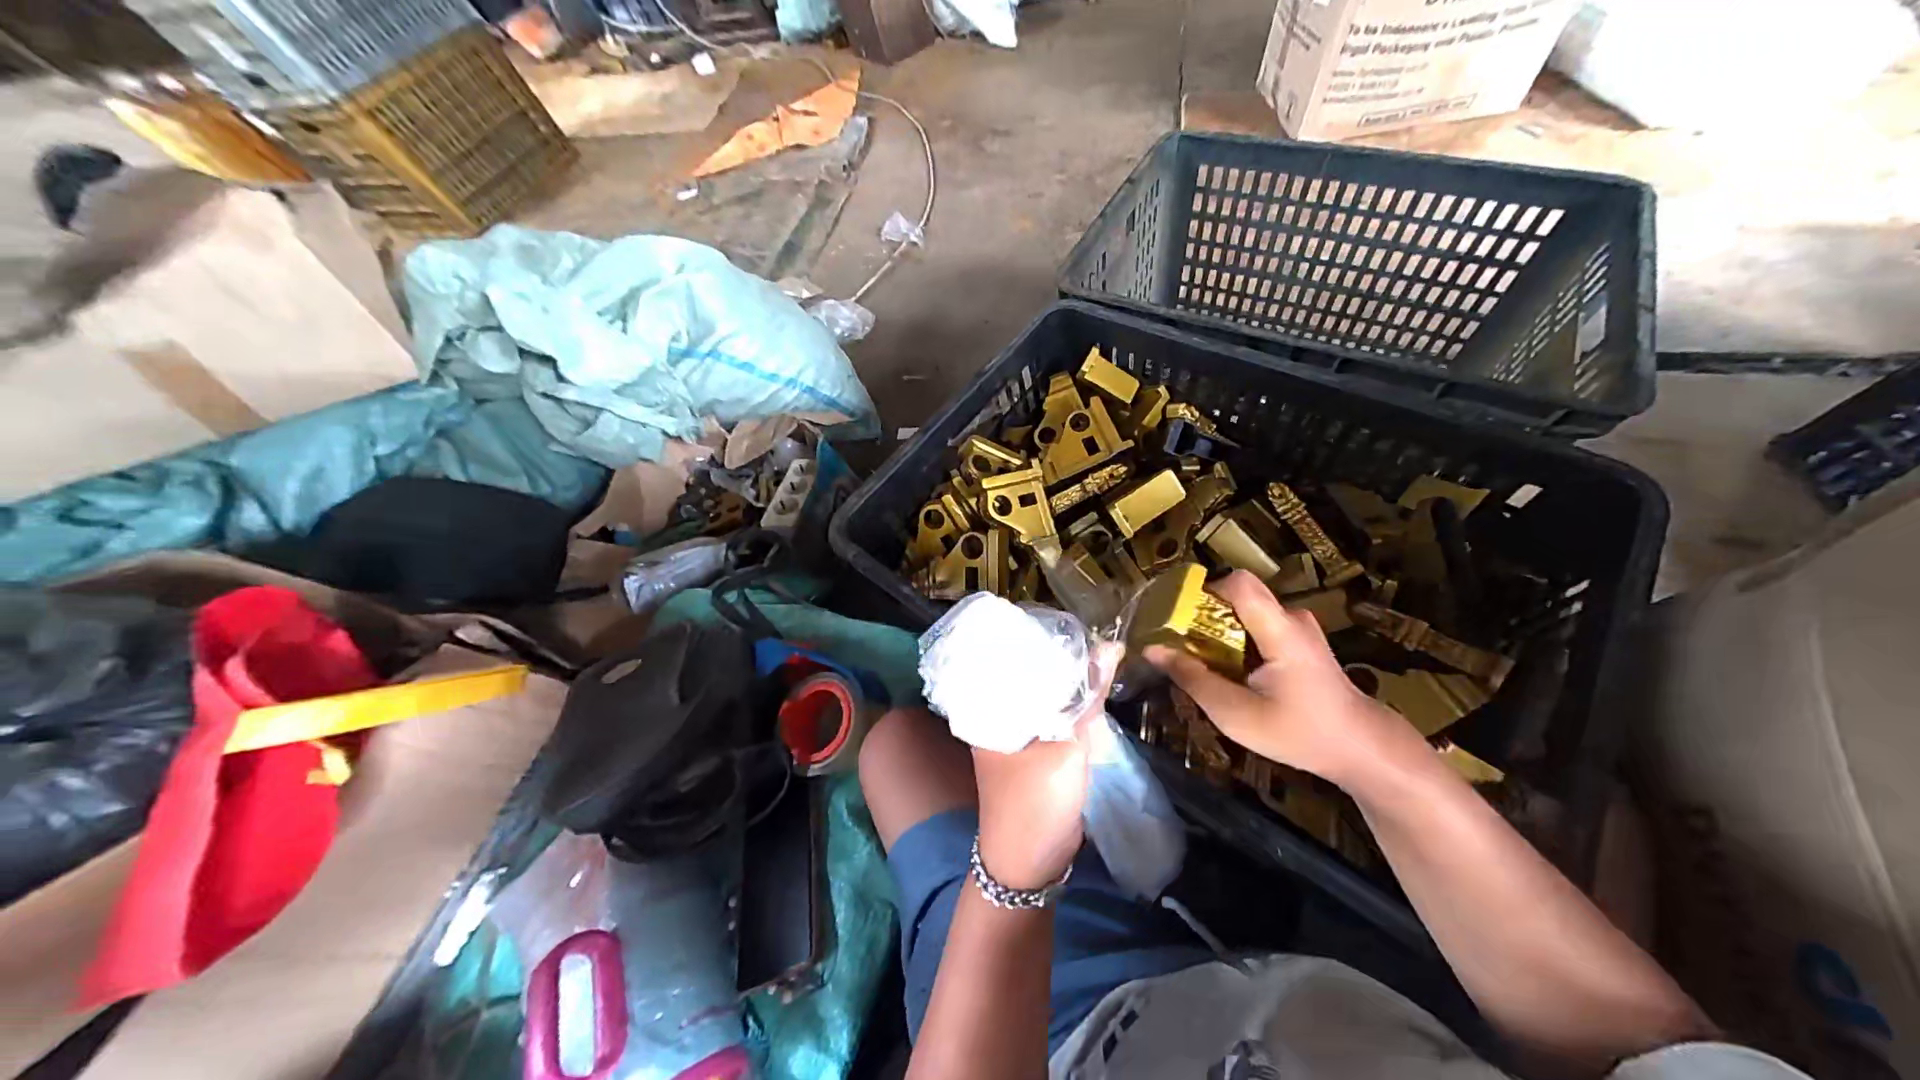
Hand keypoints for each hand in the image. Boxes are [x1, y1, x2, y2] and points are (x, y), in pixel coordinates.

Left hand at [972, 640, 1121, 889]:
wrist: (1028, 864)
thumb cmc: (1036, 803)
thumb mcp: (1066, 748)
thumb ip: (1086, 698)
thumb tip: (1109, 646)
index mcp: (987, 707)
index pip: (1007, 655)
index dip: (1039, 636)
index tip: (1071, 618)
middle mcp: (995, 714)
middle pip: (1027, 674)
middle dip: (1058, 657)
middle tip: (1092, 633)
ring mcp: (1013, 732)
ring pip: (1042, 694)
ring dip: (1067, 681)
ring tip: (1096, 653)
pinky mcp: (1032, 748)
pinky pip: (1050, 715)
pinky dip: (1069, 703)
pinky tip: (1090, 690)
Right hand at [1144, 570, 1423, 788]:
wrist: (1361, 749)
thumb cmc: (1300, 732)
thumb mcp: (1236, 714)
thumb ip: (1193, 678)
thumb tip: (1152, 649)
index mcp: (1280, 630)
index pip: (1238, 583)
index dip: (1203, 590)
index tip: (1176, 617)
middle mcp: (1291, 619)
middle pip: (1237, 597)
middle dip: (1203, 617)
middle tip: (1181, 646)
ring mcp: (1299, 629)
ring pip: (1246, 613)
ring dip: (1219, 632)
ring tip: (1201, 663)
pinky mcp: (1299, 642)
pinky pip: (1257, 627)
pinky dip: (1236, 643)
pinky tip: (1230, 674)